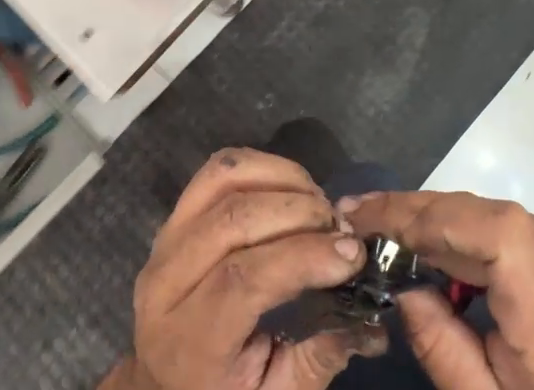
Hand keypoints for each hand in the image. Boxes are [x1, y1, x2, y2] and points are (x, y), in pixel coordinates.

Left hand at [106, 149, 383, 389]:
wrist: (162, 384)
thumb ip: (318, 358)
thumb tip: (372, 317)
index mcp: (187, 341)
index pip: (241, 279)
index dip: (302, 256)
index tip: (351, 253)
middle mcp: (165, 282)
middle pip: (233, 219)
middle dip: (300, 213)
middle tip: (343, 230)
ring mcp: (164, 240)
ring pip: (223, 180)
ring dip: (283, 180)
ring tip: (320, 208)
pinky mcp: (174, 216)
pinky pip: (217, 171)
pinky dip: (263, 167)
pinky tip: (295, 190)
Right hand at [343, 191, 533, 389]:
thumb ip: (444, 351)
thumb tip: (401, 288)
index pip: (498, 234)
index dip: (431, 217)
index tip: (371, 222)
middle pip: (483, 215)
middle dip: (413, 212)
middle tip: (353, 214)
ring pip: (489, 213)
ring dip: (433, 217)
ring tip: (378, 225)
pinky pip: (506, 225)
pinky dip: (461, 229)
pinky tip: (430, 242)